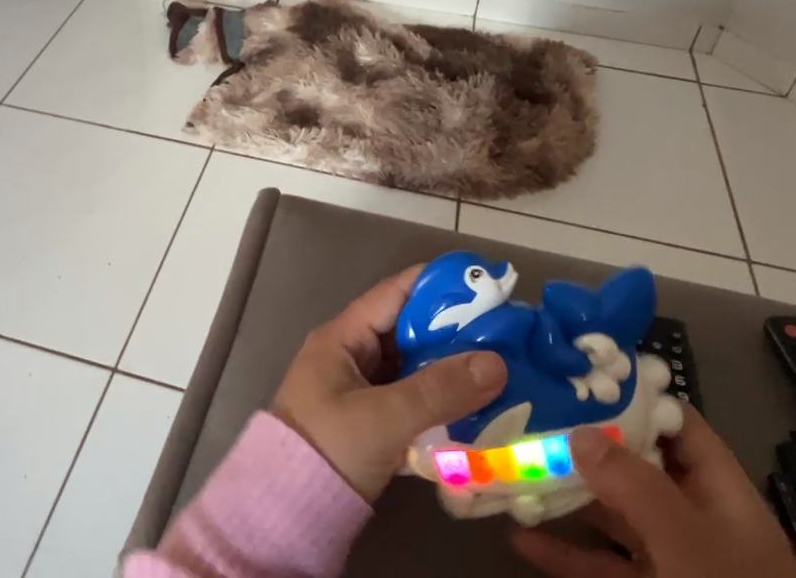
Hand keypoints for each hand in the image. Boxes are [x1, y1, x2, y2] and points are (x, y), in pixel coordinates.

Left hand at [271, 265, 506, 501]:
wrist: (289, 509)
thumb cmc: (330, 446)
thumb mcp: (384, 416)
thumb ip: (439, 390)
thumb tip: (497, 361)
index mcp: (343, 337)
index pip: (395, 294)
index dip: (438, 286)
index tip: (485, 286)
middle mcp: (351, 356)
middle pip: (408, 331)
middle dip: (454, 332)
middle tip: (505, 334)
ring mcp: (360, 391)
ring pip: (412, 367)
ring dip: (450, 369)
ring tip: (502, 369)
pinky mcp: (370, 423)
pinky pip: (411, 400)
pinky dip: (440, 401)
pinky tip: (477, 409)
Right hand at [512, 406, 795, 577]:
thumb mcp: (686, 541)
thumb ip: (635, 485)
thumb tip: (579, 431)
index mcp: (720, 494)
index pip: (677, 424)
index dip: (633, 397)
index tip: (578, 377)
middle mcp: (695, 519)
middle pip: (636, 466)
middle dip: (584, 445)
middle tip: (530, 418)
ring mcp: (671, 560)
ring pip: (611, 515)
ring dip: (566, 497)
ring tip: (517, 472)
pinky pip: (600, 564)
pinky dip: (562, 553)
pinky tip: (522, 539)